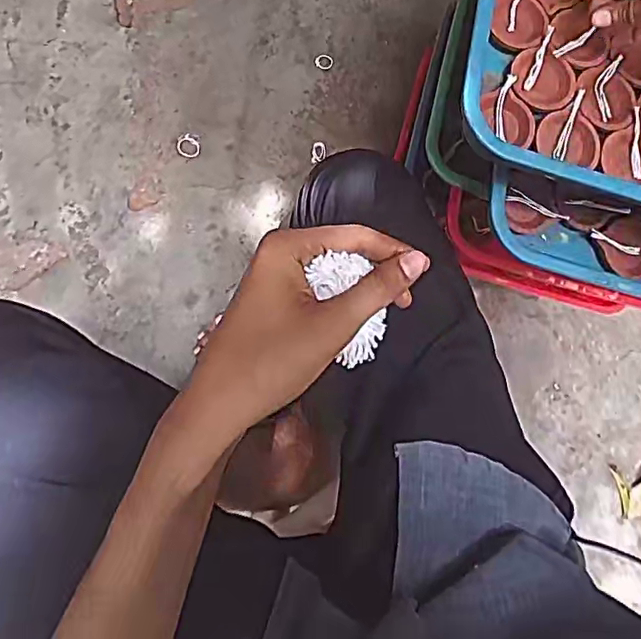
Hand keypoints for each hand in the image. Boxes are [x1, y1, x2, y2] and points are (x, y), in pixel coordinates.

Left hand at [184, 226, 429, 438]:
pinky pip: (318, 283)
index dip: (392, 250)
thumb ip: (378, 289)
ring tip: (386, 308)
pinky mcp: (274, 293)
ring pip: (332, 268)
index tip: (422, 267)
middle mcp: (278, 250)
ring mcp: (273, 272)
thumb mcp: (333, 324)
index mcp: (286, 246)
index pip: (353, 234)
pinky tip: (355, 315)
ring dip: (360, 287)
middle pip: (343, 248)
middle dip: (376, 270)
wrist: (218, 407)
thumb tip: (415, 261)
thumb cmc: (266, 365)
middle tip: (405, 295)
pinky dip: (341, 298)